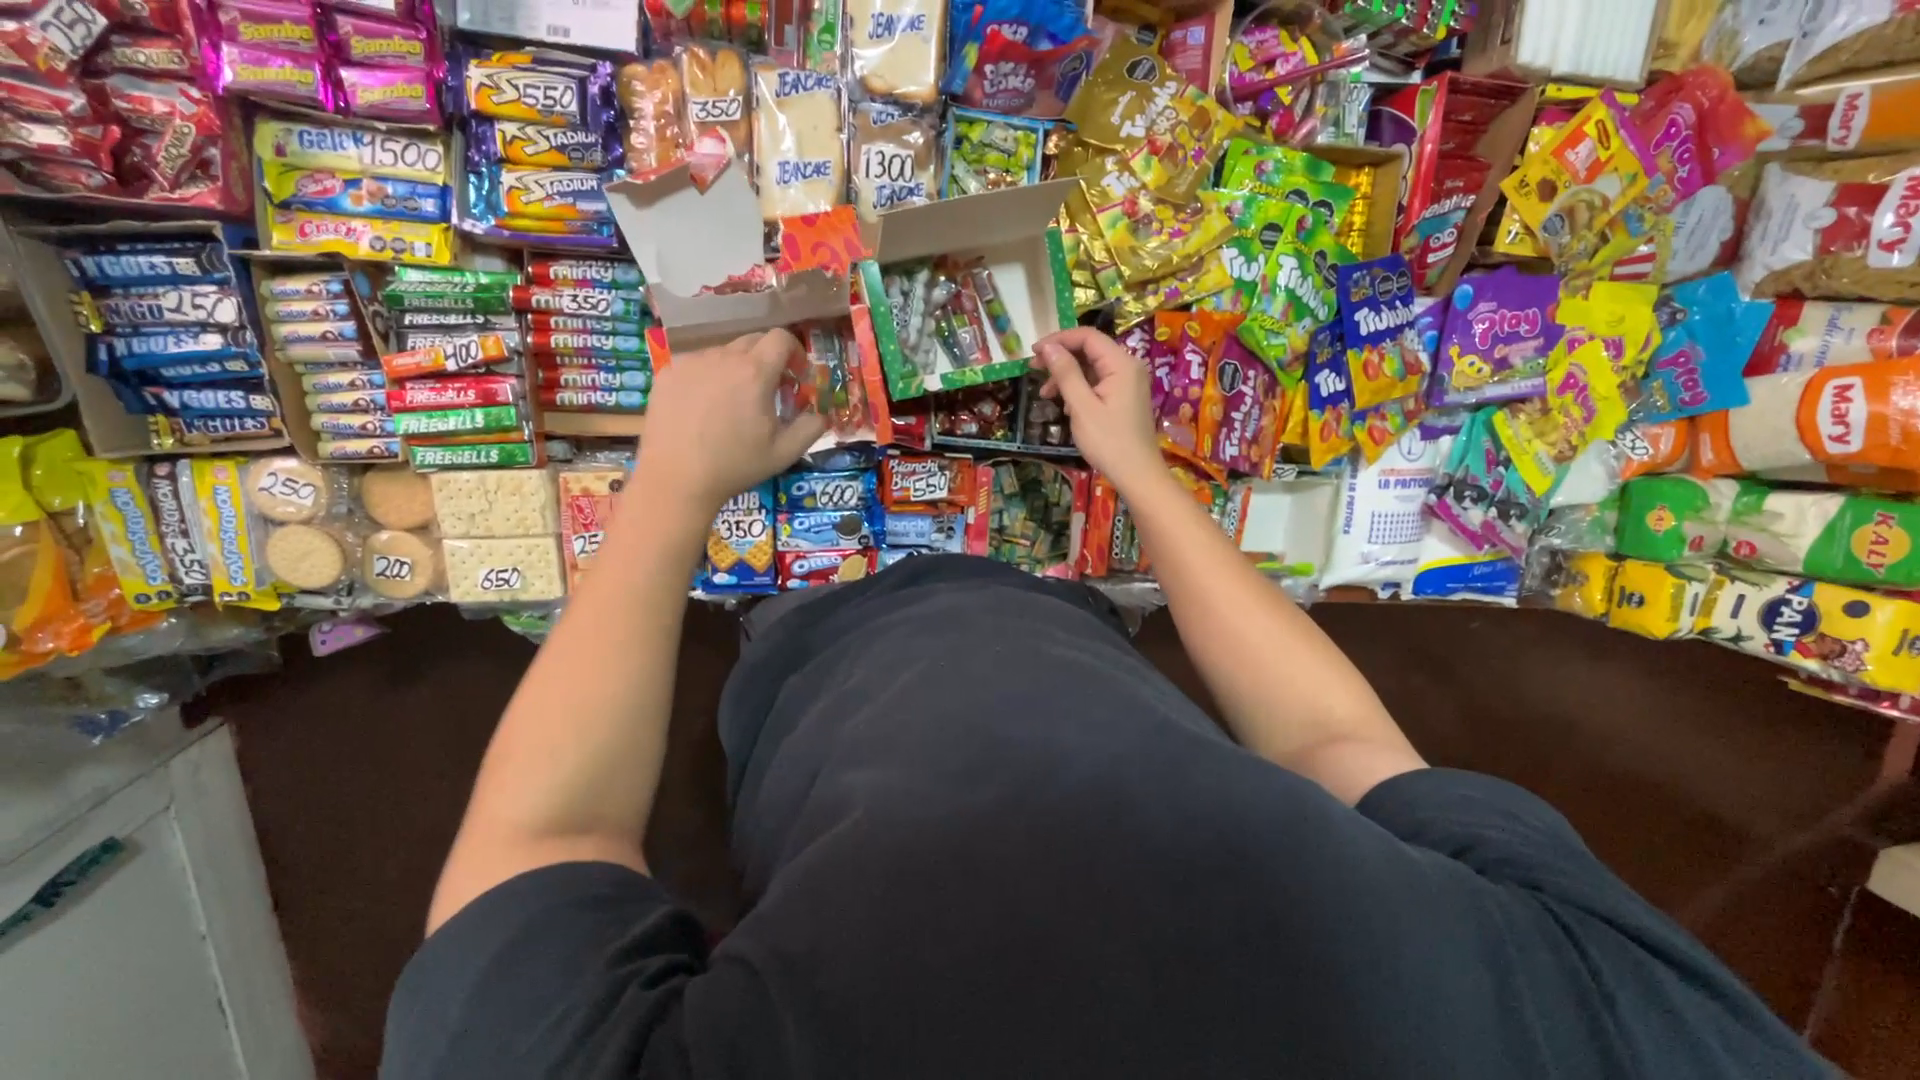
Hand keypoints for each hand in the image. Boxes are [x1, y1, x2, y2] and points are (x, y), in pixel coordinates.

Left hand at [638, 329, 826, 511]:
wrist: (676, 479)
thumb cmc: (735, 466)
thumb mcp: (784, 452)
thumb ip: (811, 427)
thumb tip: (821, 413)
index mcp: (755, 372)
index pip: (781, 338)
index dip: (795, 351)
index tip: (795, 374)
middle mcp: (722, 357)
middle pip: (752, 341)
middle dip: (767, 360)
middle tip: (767, 391)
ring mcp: (691, 363)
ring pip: (722, 353)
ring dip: (735, 369)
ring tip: (731, 403)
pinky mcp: (667, 373)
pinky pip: (695, 364)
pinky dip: (706, 377)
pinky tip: (702, 408)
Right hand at [1034, 327, 1162, 488]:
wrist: (1137, 474)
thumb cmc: (1109, 441)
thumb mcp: (1082, 406)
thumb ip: (1066, 373)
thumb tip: (1048, 347)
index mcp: (1121, 364)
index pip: (1087, 336)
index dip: (1058, 339)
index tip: (1034, 353)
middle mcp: (1128, 366)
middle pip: (1090, 349)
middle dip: (1061, 357)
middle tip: (1034, 370)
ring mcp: (1128, 382)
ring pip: (1092, 367)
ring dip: (1067, 375)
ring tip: (1045, 394)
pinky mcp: (1125, 397)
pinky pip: (1098, 382)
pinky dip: (1079, 387)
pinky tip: (1065, 404)